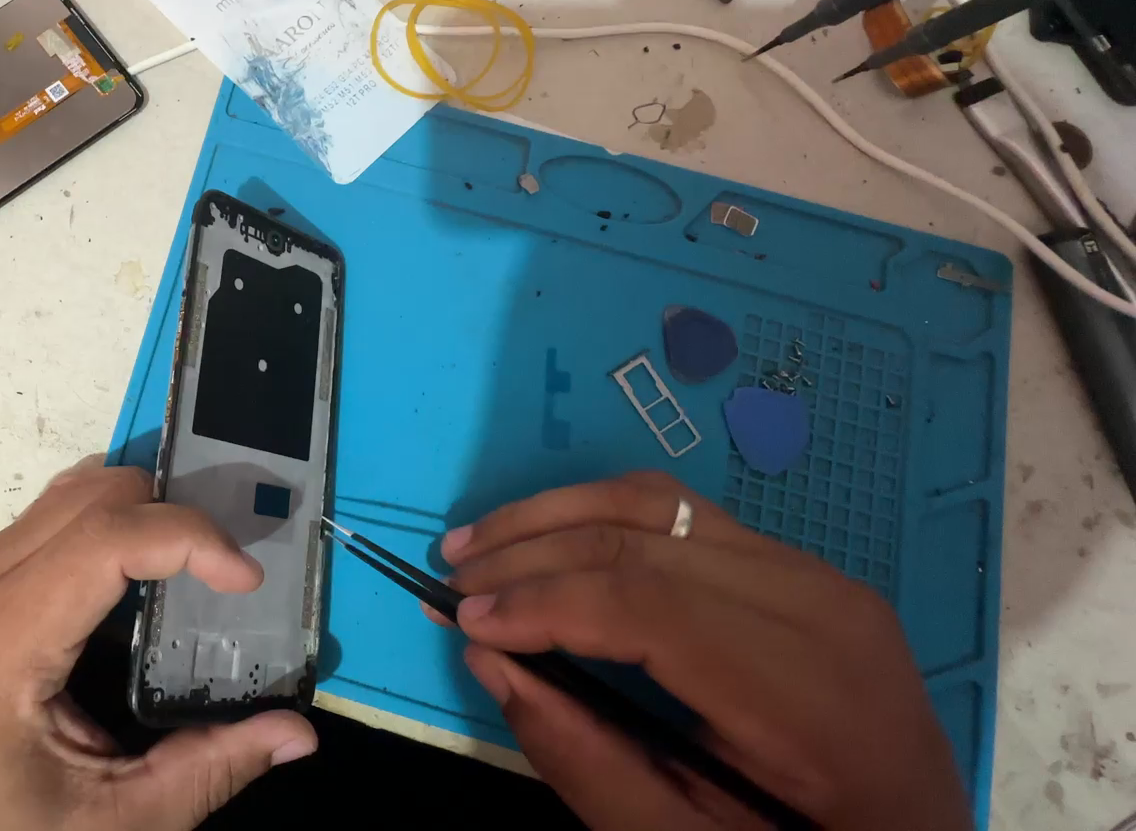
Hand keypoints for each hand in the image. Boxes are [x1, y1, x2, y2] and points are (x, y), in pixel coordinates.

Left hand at [0, 457, 315, 830]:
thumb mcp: (106, 826)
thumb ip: (206, 771)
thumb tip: (298, 734)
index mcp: (5, 641)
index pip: (107, 540)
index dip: (188, 537)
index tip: (245, 578)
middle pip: (98, 494)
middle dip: (175, 514)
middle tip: (224, 569)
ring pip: (77, 487)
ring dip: (145, 507)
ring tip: (193, 560)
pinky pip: (58, 507)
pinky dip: (113, 515)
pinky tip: (142, 564)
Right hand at [440, 471, 969, 830]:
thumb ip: (584, 762)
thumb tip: (486, 658)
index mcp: (812, 696)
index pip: (647, 605)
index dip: (541, 602)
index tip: (462, 622)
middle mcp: (815, 604)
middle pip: (634, 541)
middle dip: (523, 555)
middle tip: (448, 582)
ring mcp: (804, 568)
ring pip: (642, 501)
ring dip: (544, 516)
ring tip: (471, 545)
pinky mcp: (781, 556)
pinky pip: (663, 506)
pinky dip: (585, 511)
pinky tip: (538, 536)